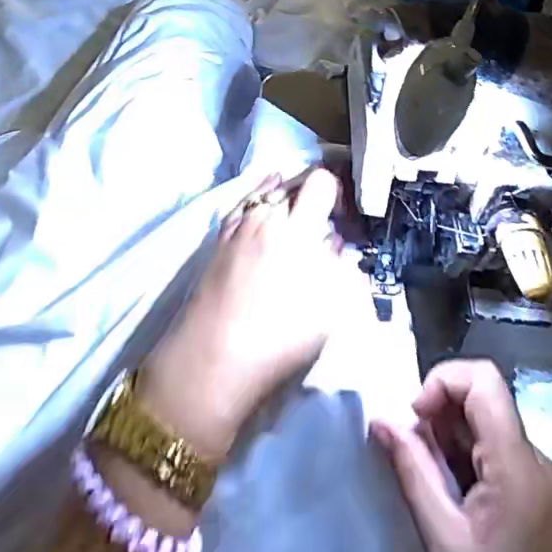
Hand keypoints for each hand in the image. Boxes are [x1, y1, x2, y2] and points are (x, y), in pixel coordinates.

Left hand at [138, 169, 346, 456]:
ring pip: (266, 193)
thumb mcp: (329, 310)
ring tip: (296, 220)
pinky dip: (256, 200)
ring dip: (286, 199)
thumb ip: (339, 268)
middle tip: (323, 222)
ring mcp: (237, 228)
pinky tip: (262, 206)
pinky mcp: (217, 243)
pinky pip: (241, 207)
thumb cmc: (277, 342)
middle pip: (294, 184)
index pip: (322, 182)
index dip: (337, 192)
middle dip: (313, 196)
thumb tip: (333, 246)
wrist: (208, 368)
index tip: (342, 215)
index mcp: (296, 230)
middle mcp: (265, 218)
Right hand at [371, 360, 551, 551]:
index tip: (413, 417)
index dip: (442, 381)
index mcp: (519, 462)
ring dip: (458, 445)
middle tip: (414, 457)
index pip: (484, 379)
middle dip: (443, 418)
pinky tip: (463, 505)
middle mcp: (542, 459)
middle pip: (488, 404)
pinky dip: (479, 467)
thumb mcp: (446, 541)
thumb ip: (414, 474)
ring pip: (497, 434)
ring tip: (436, 489)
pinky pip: (511, 461)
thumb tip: (382, 420)